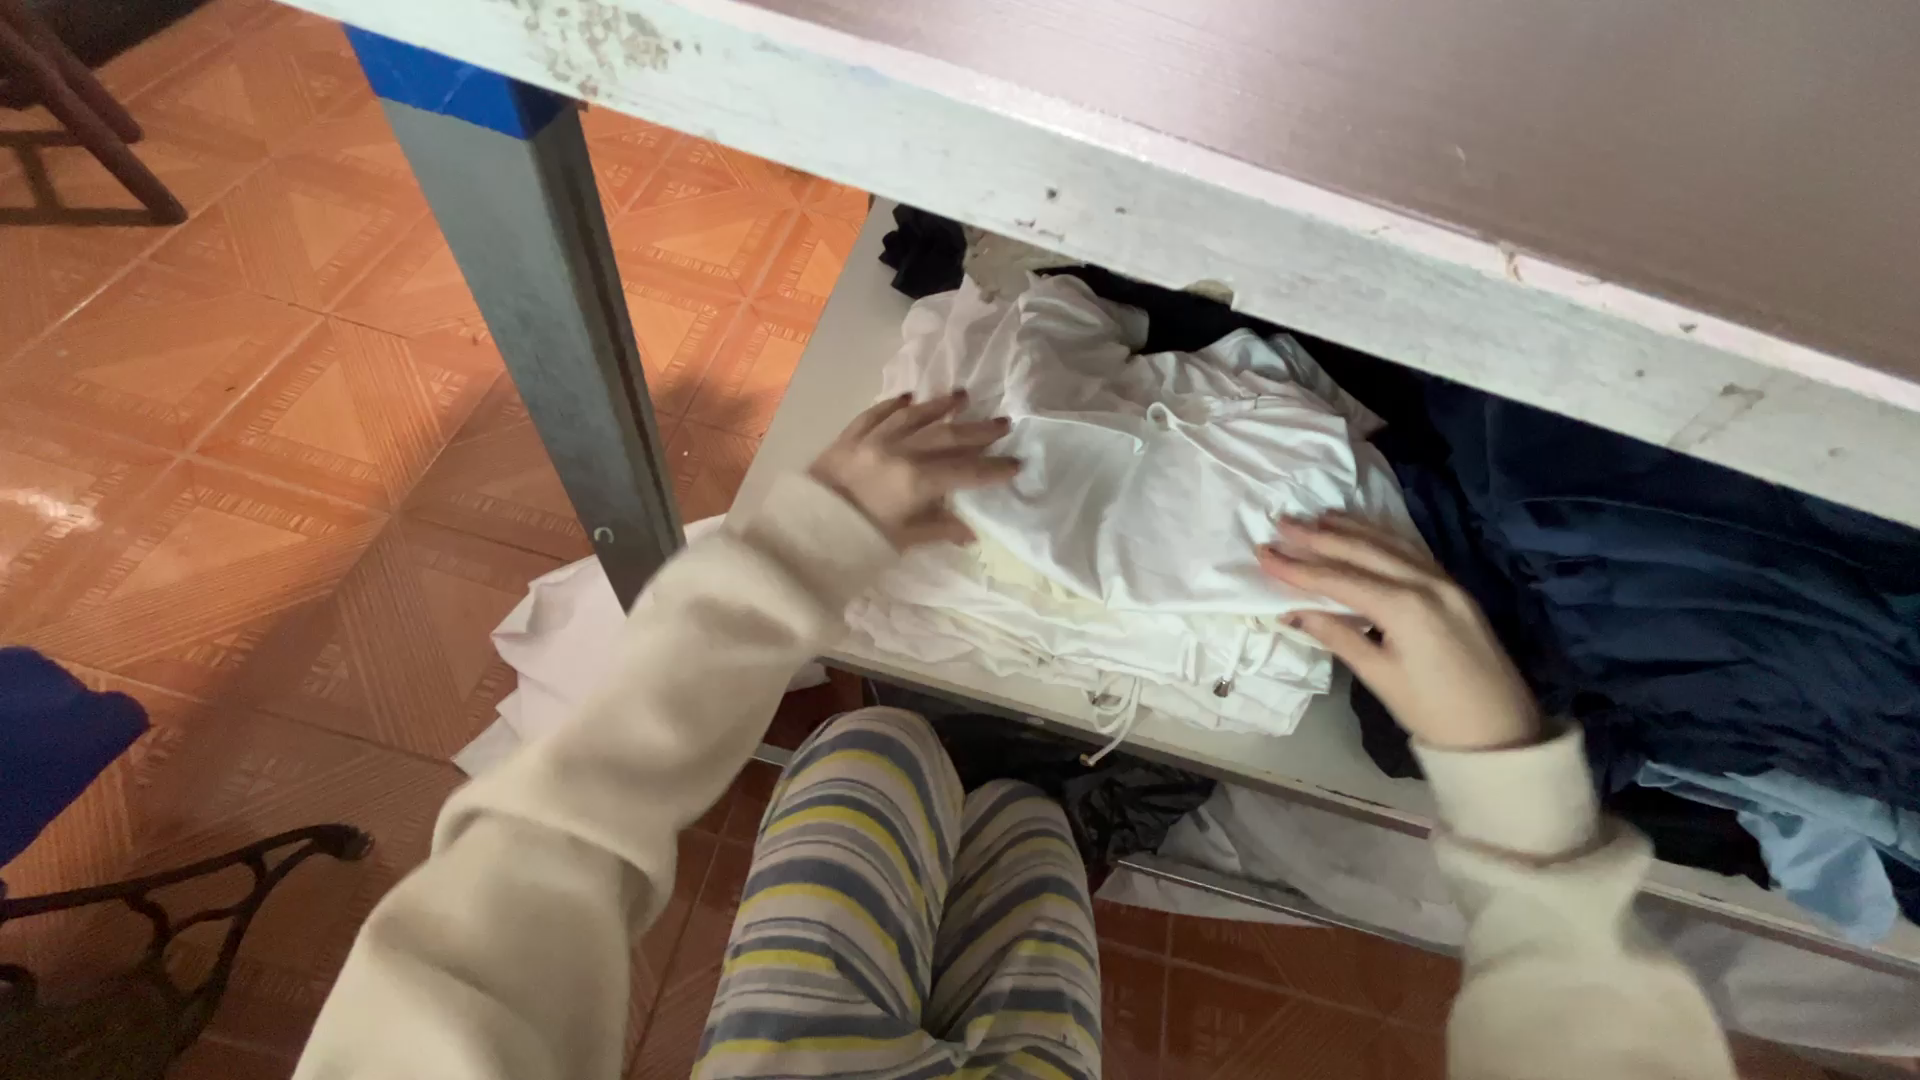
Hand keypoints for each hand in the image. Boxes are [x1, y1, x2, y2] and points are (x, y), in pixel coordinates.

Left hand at [809, 389, 1018, 548]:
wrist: (800, 534)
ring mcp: (872, 441)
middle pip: (946, 437)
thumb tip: (970, 532)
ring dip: (939, 407)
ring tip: (962, 397)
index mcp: (915, 482)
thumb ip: (937, 530)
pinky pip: (875, 414)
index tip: (1016, 464)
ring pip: (913, 417)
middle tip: (1002, 423)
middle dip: (977, 430)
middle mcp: (898, 453)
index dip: (993, 469)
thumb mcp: (901, 541)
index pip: (965, 472)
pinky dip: (893, 405)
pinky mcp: (847, 438)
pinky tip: (908, 397)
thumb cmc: (854, 543)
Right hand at [1258, 514, 1540, 751]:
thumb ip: (1336, 635)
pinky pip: (1411, 551)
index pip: (1339, 579)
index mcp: (1405, 607)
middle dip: (1318, 537)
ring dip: (1350, 529)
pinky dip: (1381, 536)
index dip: (1297, 567)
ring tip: (1316, 518)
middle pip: (1363, 551)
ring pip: (1390, 543)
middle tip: (1282, 523)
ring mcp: (1445, 582)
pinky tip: (1362, 531)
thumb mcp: (1378, 676)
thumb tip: (1293, 612)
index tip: (1263, 553)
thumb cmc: (1432, 710)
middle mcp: (1426, 583)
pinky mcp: (1454, 588)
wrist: (1500, 731)